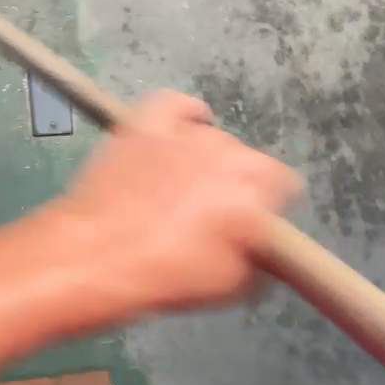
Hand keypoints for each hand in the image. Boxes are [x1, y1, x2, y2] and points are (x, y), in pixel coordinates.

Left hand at [43, 90, 300, 319]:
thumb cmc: (174, 273)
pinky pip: (173, 104)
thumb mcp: (239, 279)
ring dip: (202, 156)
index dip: (267, 205)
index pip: (284, 184)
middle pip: (244, 158)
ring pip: (209, 136)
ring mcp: (181, 131)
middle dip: (233, 182)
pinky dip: (181, 114)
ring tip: (181, 183)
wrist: (101, 251)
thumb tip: (258, 235)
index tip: (251, 222)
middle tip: (210, 211)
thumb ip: (261, 247)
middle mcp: (226, 150)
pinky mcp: (142, 123)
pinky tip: (178, 131)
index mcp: (258, 187)